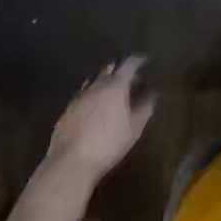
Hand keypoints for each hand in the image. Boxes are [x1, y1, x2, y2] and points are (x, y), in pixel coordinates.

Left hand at [44, 55, 155, 184]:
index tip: (144, 59)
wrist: (71, 161)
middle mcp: (96, 86)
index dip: (137, 61)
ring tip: (111, 88)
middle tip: (129, 77)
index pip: (128, 66)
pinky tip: (94, 105)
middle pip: (109, 70)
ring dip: (104, 80)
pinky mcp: (68, 108)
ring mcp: (79, 96)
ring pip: (94, 80)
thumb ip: (144, 109)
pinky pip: (83, 94)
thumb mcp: (134, 129)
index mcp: (115, 87)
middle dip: (120, 69)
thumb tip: (152, 95)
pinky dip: (92, 94)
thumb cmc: (109, 144)